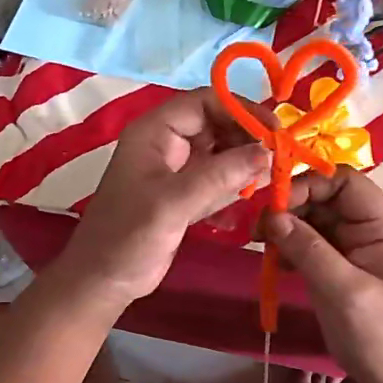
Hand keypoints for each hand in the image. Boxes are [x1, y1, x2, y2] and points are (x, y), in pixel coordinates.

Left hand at [56, 89, 269, 305]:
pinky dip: (234, 187)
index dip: (242, 110)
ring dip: (245, 164)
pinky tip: (249, 201)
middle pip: (217, 125)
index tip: (275, 130)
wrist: (103, 281)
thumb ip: (219, 176)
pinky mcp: (184, 196)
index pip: (205, 102)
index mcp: (155, 131)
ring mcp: (176, 171)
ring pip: (220, 153)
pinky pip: (217, 180)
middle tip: (280, 158)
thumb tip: (267, 152)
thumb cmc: (128, 236)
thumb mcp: (173, 203)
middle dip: (248, 138)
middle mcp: (167, 144)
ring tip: (273, 178)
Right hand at [261, 167, 382, 382]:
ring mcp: (352, 249)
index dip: (309, 185)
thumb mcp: (344, 290)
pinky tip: (275, 265)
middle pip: (325, 199)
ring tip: (262, 247)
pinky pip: (308, 245)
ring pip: (312, 221)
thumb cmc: (379, 334)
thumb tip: (274, 218)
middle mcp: (369, 229)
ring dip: (286, 229)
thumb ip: (309, 250)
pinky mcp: (337, 268)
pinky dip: (289, 249)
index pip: (345, 182)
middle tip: (259, 231)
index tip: (276, 206)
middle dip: (291, 209)